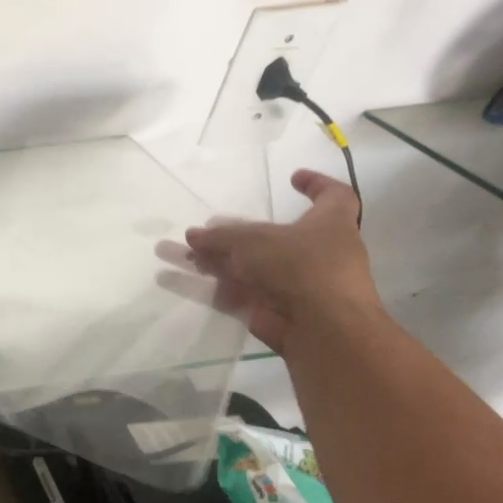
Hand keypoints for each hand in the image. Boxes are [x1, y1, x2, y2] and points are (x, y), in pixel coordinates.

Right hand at [161, 170, 380, 353]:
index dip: (316, 184)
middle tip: (206, 228)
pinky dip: (201, 286)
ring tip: (169, 251)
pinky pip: (229, 292)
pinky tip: (170, 278)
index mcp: (329, 225)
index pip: (333, 197)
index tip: (293, 177)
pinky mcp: (268, 307)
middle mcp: (312, 252)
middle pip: (269, 237)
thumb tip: (194, 235)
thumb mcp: (256, 240)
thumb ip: (221, 236)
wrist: (320, 325)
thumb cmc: (301, 265)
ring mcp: (289, 282)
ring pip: (241, 266)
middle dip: (235, 233)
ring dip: (206, 258)